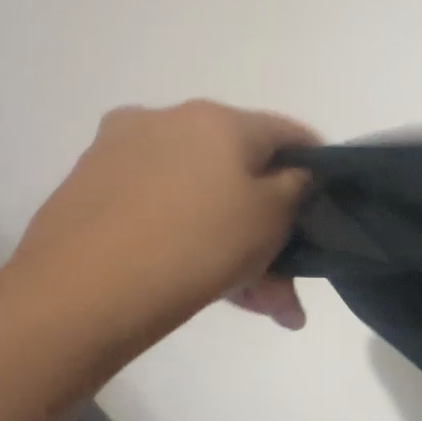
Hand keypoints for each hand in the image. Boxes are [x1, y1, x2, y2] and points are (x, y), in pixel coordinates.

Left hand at [10, 100, 319, 334]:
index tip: (331, 202)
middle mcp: (167, 120)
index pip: (288, 132)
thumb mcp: (277, 214)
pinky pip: (169, 208)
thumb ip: (298, 185)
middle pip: (242, 170)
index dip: (318, 165)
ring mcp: (122, 149)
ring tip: (260, 301)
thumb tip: (295, 172)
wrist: (90, 283)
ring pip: (206, 196)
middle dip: (274, 222)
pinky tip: (219, 286)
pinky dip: (199, 240)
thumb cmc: (203, 240)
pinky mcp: (93, 183)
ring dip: (241, 243)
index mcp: (218, 120)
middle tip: (292, 273)